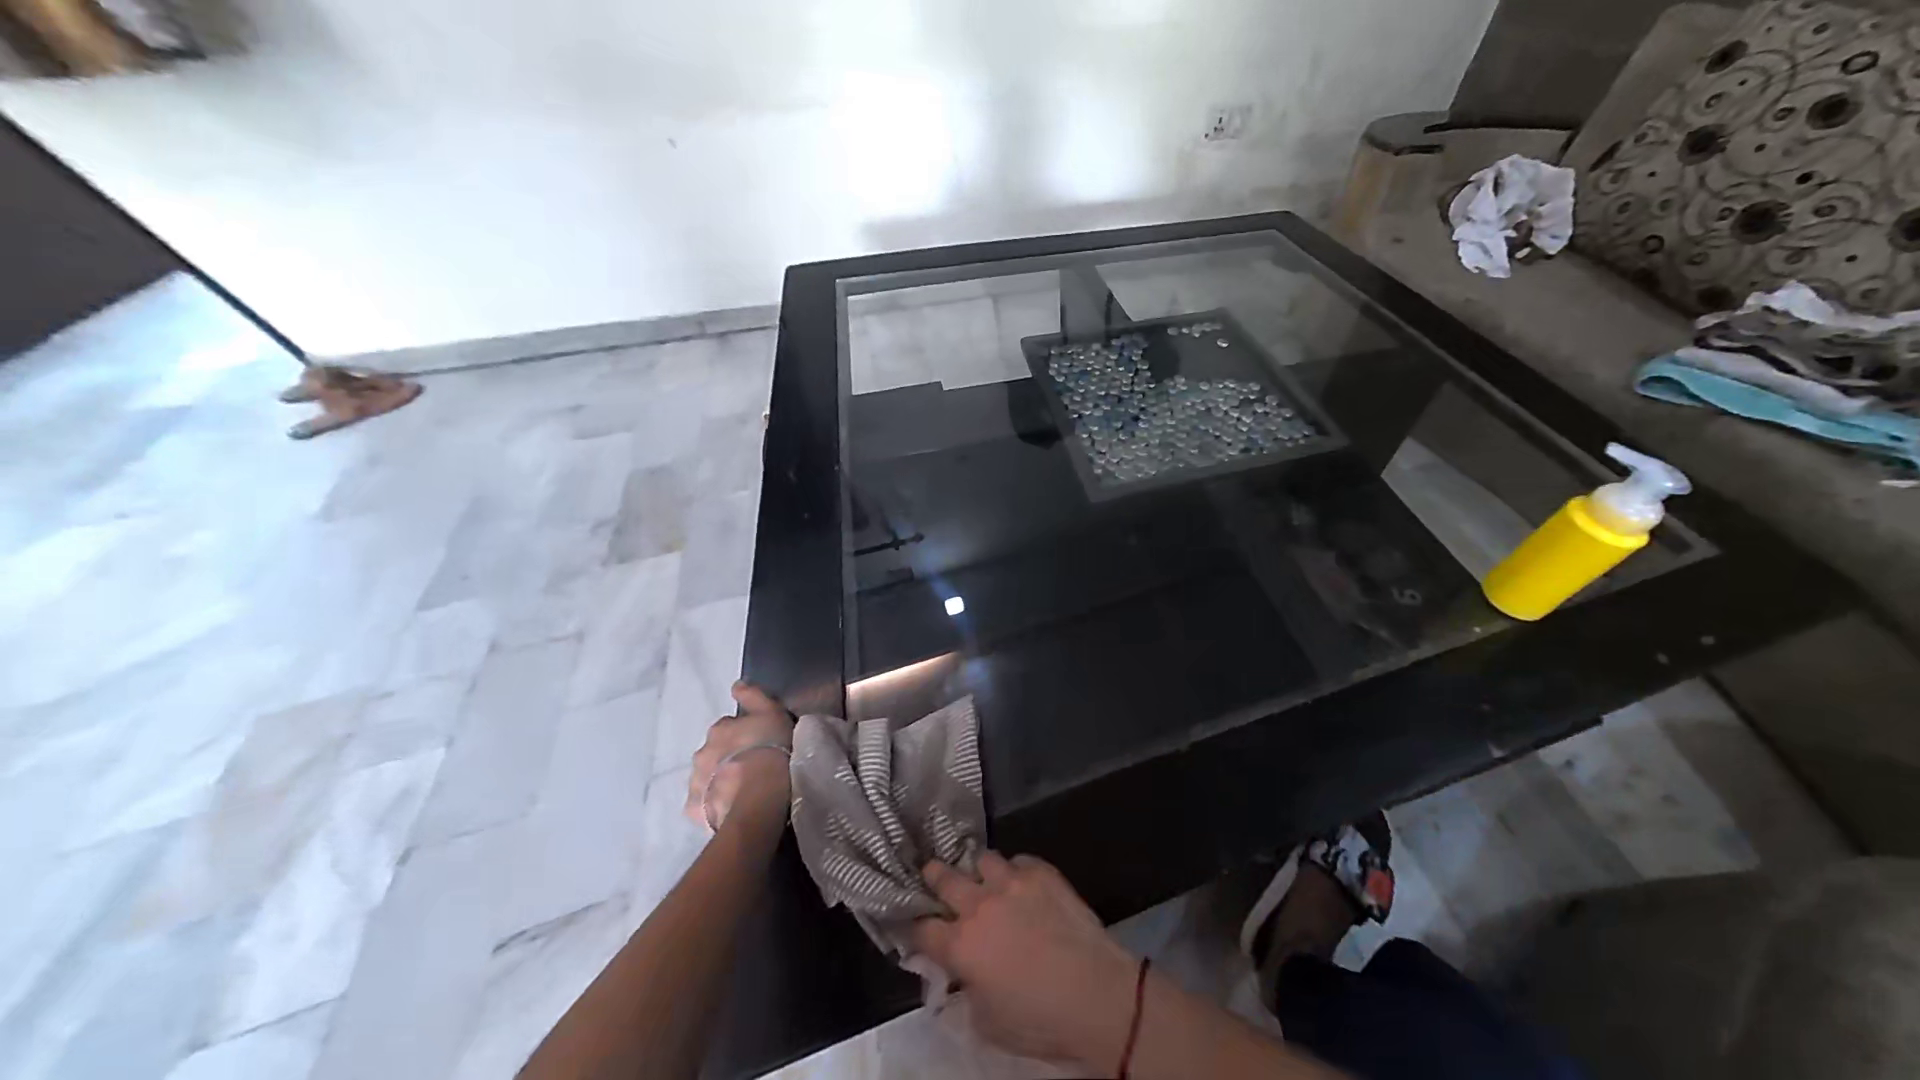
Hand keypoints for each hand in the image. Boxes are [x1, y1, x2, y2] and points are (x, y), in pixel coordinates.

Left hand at [684, 681, 794, 830]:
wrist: (757, 795)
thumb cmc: (769, 749)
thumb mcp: (771, 713)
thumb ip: (753, 697)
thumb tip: (736, 684)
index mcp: (719, 730)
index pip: (727, 727)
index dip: (742, 733)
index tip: (757, 741)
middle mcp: (701, 753)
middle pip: (713, 752)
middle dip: (726, 756)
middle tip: (749, 766)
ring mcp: (695, 782)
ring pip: (706, 777)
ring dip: (719, 779)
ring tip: (741, 790)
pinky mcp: (695, 809)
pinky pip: (703, 805)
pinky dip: (712, 804)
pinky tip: (729, 807)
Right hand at [910, 852, 1139, 1070]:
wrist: (1097, 996)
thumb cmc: (1040, 1022)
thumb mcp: (987, 1023)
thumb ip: (965, 990)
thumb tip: (961, 973)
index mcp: (960, 946)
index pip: (920, 928)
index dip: (914, 928)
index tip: (917, 928)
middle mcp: (978, 905)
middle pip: (941, 877)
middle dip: (933, 877)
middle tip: (934, 878)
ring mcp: (1010, 882)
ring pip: (981, 859)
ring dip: (979, 872)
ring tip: (985, 880)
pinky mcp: (1041, 872)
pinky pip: (1019, 860)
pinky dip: (1016, 871)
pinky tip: (1024, 885)